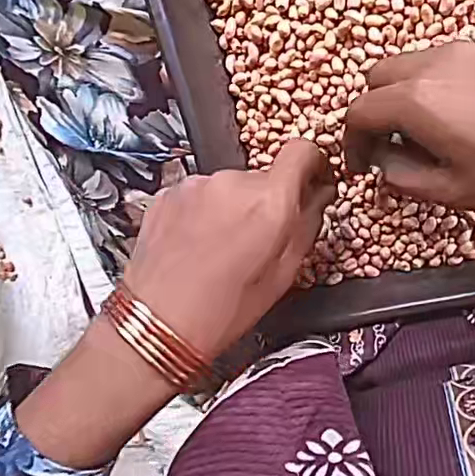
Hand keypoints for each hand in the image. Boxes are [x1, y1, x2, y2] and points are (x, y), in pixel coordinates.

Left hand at [119, 138, 336, 355]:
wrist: (156, 323)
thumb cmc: (219, 311)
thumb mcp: (282, 276)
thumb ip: (306, 226)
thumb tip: (318, 198)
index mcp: (269, 203)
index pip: (301, 152)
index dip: (310, 163)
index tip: (310, 177)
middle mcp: (232, 183)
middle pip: (264, 176)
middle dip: (266, 202)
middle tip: (257, 241)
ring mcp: (197, 185)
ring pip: (230, 186)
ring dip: (232, 208)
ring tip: (222, 248)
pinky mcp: (169, 192)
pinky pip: (200, 194)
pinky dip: (205, 212)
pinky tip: (198, 244)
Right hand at [342, 41, 474, 222]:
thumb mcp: (454, 191)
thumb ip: (402, 174)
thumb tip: (383, 160)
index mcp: (419, 99)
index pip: (359, 111)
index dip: (352, 142)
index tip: (362, 167)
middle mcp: (437, 62)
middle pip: (378, 76)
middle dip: (374, 112)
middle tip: (390, 149)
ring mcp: (469, 50)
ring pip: (410, 64)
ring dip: (402, 96)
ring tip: (425, 136)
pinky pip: (443, 62)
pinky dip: (432, 85)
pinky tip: (458, 118)